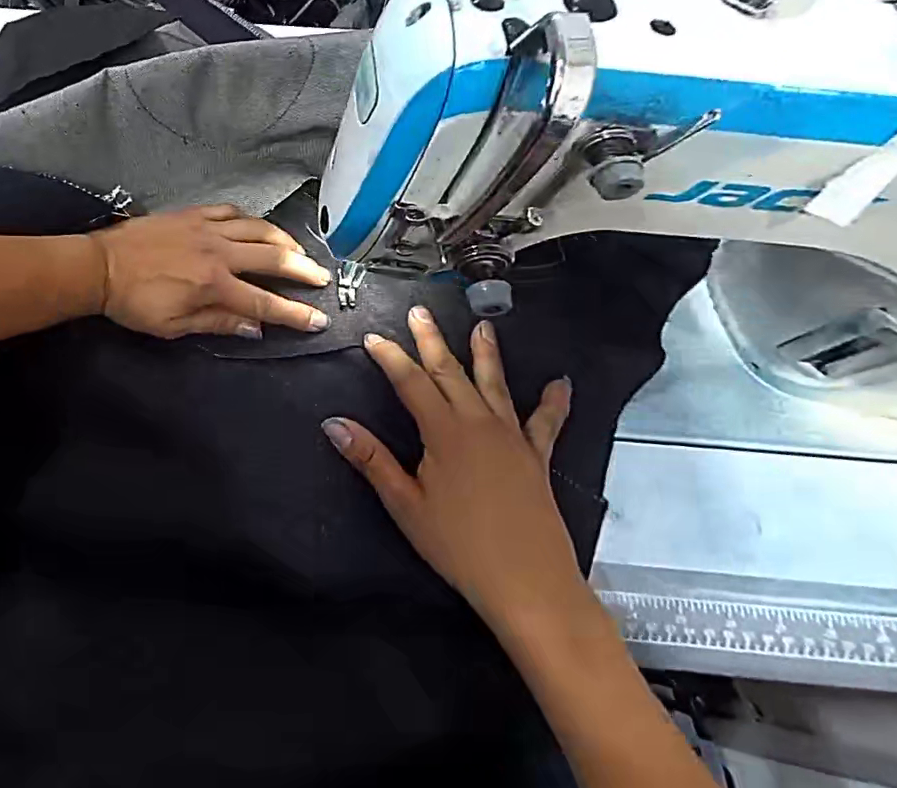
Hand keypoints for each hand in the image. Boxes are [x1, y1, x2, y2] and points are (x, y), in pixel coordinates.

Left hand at [88, 203, 331, 338]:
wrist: (100, 266)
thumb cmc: (134, 303)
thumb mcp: (174, 326)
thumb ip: (217, 323)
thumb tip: (255, 327)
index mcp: (214, 285)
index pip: (266, 303)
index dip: (296, 313)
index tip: (319, 319)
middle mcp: (218, 253)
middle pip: (274, 259)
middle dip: (304, 270)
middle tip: (322, 277)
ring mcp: (207, 228)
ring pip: (259, 229)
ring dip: (284, 241)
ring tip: (299, 251)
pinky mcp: (193, 214)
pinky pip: (231, 212)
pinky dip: (250, 221)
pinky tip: (256, 228)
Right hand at [323, 307, 579, 622]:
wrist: (528, 582)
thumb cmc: (458, 546)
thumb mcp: (405, 504)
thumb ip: (371, 459)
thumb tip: (334, 423)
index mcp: (444, 432)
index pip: (410, 382)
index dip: (390, 358)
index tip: (372, 338)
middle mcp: (479, 423)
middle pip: (450, 372)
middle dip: (431, 341)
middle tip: (419, 313)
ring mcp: (512, 436)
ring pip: (494, 384)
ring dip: (486, 353)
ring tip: (482, 326)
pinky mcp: (537, 456)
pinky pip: (546, 422)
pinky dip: (553, 401)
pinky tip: (561, 383)